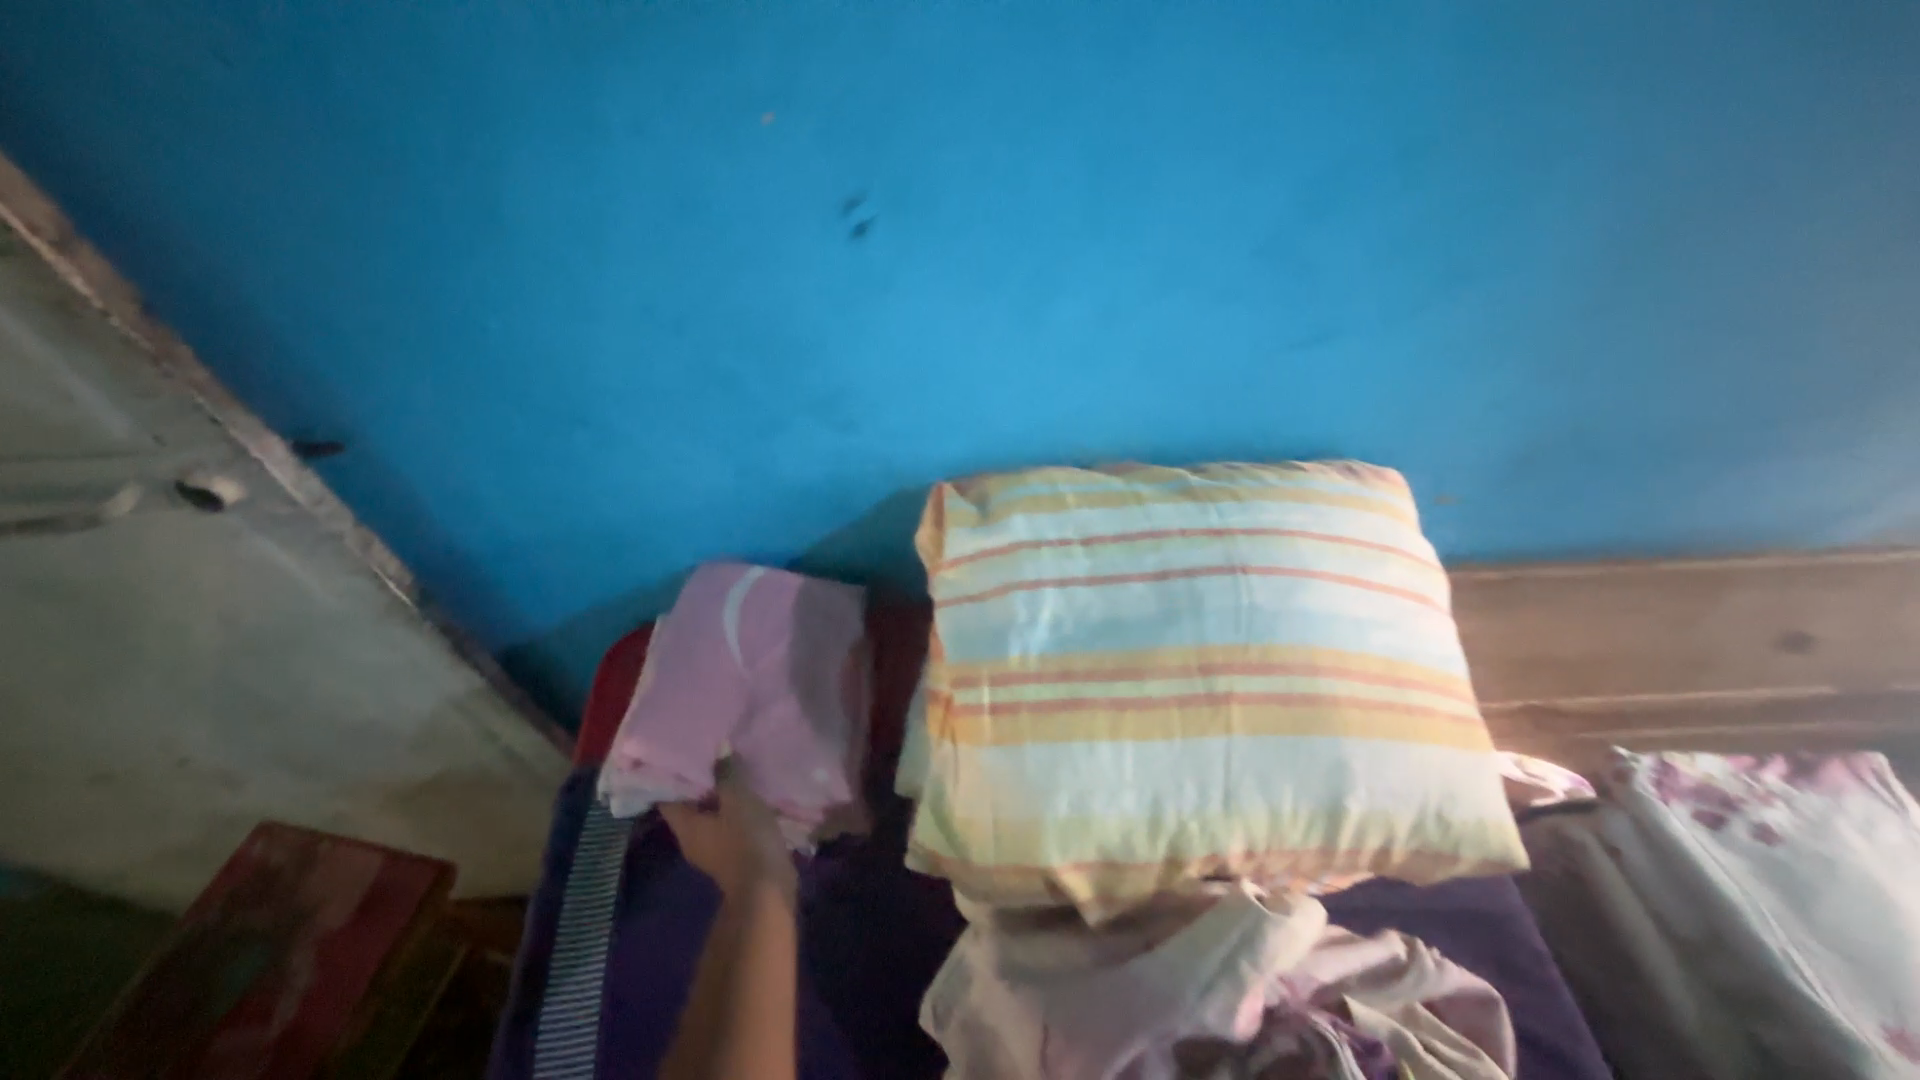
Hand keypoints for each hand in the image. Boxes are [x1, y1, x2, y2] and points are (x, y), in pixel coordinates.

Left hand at [660, 758, 795, 899]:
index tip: (682, 752)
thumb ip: (727, 774)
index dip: (672, 774)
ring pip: (710, 815)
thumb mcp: (739, 800)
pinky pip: (727, 825)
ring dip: (720, 795)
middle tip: (712, 753)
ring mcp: (712, 849)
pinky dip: (734, 810)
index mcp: (685, 826)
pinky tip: (749, 795)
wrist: (769, 890)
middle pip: (689, 804)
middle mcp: (691, 839)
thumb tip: (719, 748)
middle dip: (700, 781)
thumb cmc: (747, 841)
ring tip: (733, 769)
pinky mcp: (732, 855)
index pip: (667, 796)